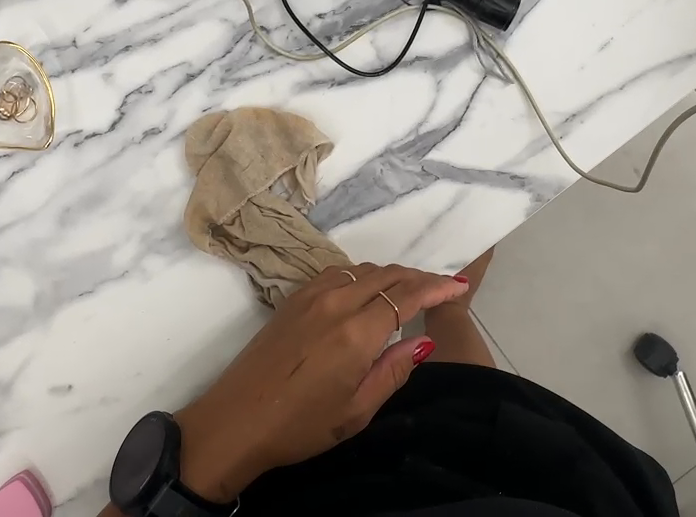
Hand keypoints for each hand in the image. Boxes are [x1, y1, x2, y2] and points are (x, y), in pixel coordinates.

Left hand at [173, 263, 468, 501]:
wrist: (237, 419)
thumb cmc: (301, 426)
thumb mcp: (356, 411)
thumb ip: (393, 371)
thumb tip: (423, 340)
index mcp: (356, 332)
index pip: (406, 295)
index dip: (436, 286)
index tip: (459, 284)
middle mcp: (336, 302)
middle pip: (386, 274)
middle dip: (417, 276)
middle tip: (440, 287)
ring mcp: (312, 294)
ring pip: (362, 269)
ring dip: (390, 274)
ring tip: (409, 289)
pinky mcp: (294, 296)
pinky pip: (338, 272)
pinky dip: (362, 275)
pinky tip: (368, 291)